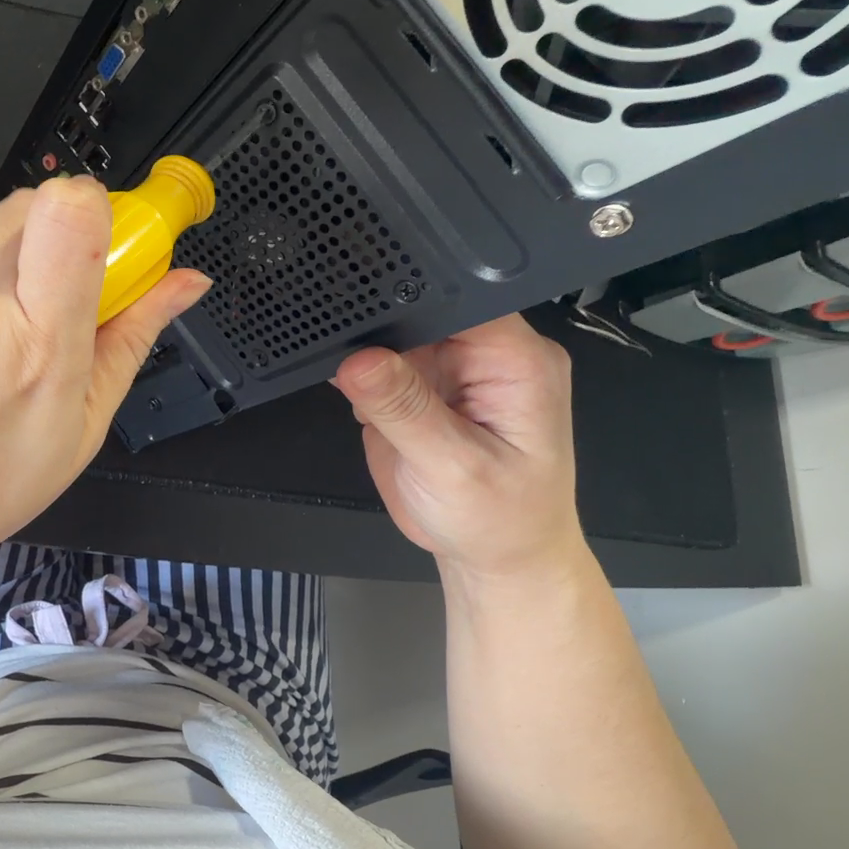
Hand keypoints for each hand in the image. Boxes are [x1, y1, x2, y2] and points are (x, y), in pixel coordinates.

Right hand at [333, 314, 581, 579]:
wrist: (493, 556)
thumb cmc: (497, 517)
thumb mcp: (452, 465)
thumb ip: (405, 409)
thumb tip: (357, 359)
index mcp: (515, 361)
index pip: (460, 299)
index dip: (409, 293)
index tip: (356, 300)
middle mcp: (482, 358)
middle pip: (418, 312)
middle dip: (374, 325)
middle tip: (333, 341)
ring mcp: (445, 374)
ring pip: (389, 337)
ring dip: (357, 349)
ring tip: (340, 375)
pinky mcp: (413, 393)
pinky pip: (374, 366)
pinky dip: (351, 375)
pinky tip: (342, 390)